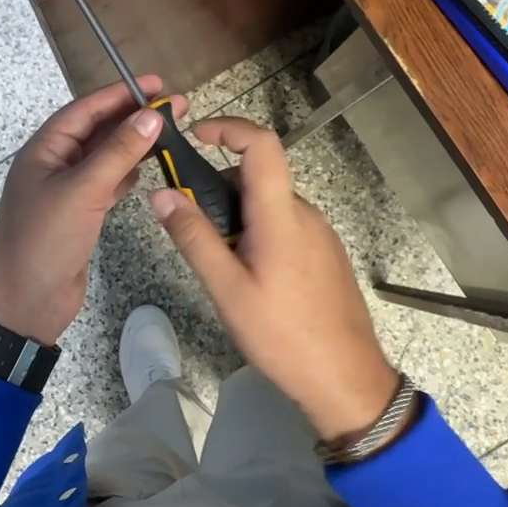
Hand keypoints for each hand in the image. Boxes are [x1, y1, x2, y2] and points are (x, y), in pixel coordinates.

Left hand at [0, 78, 184, 346]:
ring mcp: (66, 192)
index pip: (85, 110)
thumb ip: (117, 153)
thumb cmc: (45, 241)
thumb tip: (152, 116)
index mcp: (44, 150)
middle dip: (132, 118)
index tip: (157, 83)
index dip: (120, 94)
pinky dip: (126, 175)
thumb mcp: (82, 191)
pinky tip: (149, 169)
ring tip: (171, 133)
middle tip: (177, 106)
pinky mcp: (79, 216)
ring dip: (133, 146)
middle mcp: (54, 165)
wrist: (25, 304)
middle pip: (97, 131)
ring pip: (104, 158)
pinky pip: (106, 184)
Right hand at [148, 118, 400, 443]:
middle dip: (218, 188)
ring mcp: (320, 234)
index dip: (227, 127)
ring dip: (237, 215)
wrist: (346, 380)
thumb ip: (193, 237)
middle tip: (191, 228)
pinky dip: (258, 232)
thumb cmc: (282, 335)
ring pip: (269, 204)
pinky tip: (249, 277)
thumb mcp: (226, 289)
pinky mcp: (326, 254)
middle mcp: (304, 213)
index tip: (194, 134)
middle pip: (258, 176)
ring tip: (219, 264)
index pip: (261, 144)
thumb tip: (161, 194)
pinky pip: (285, 225)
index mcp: (281, 215)